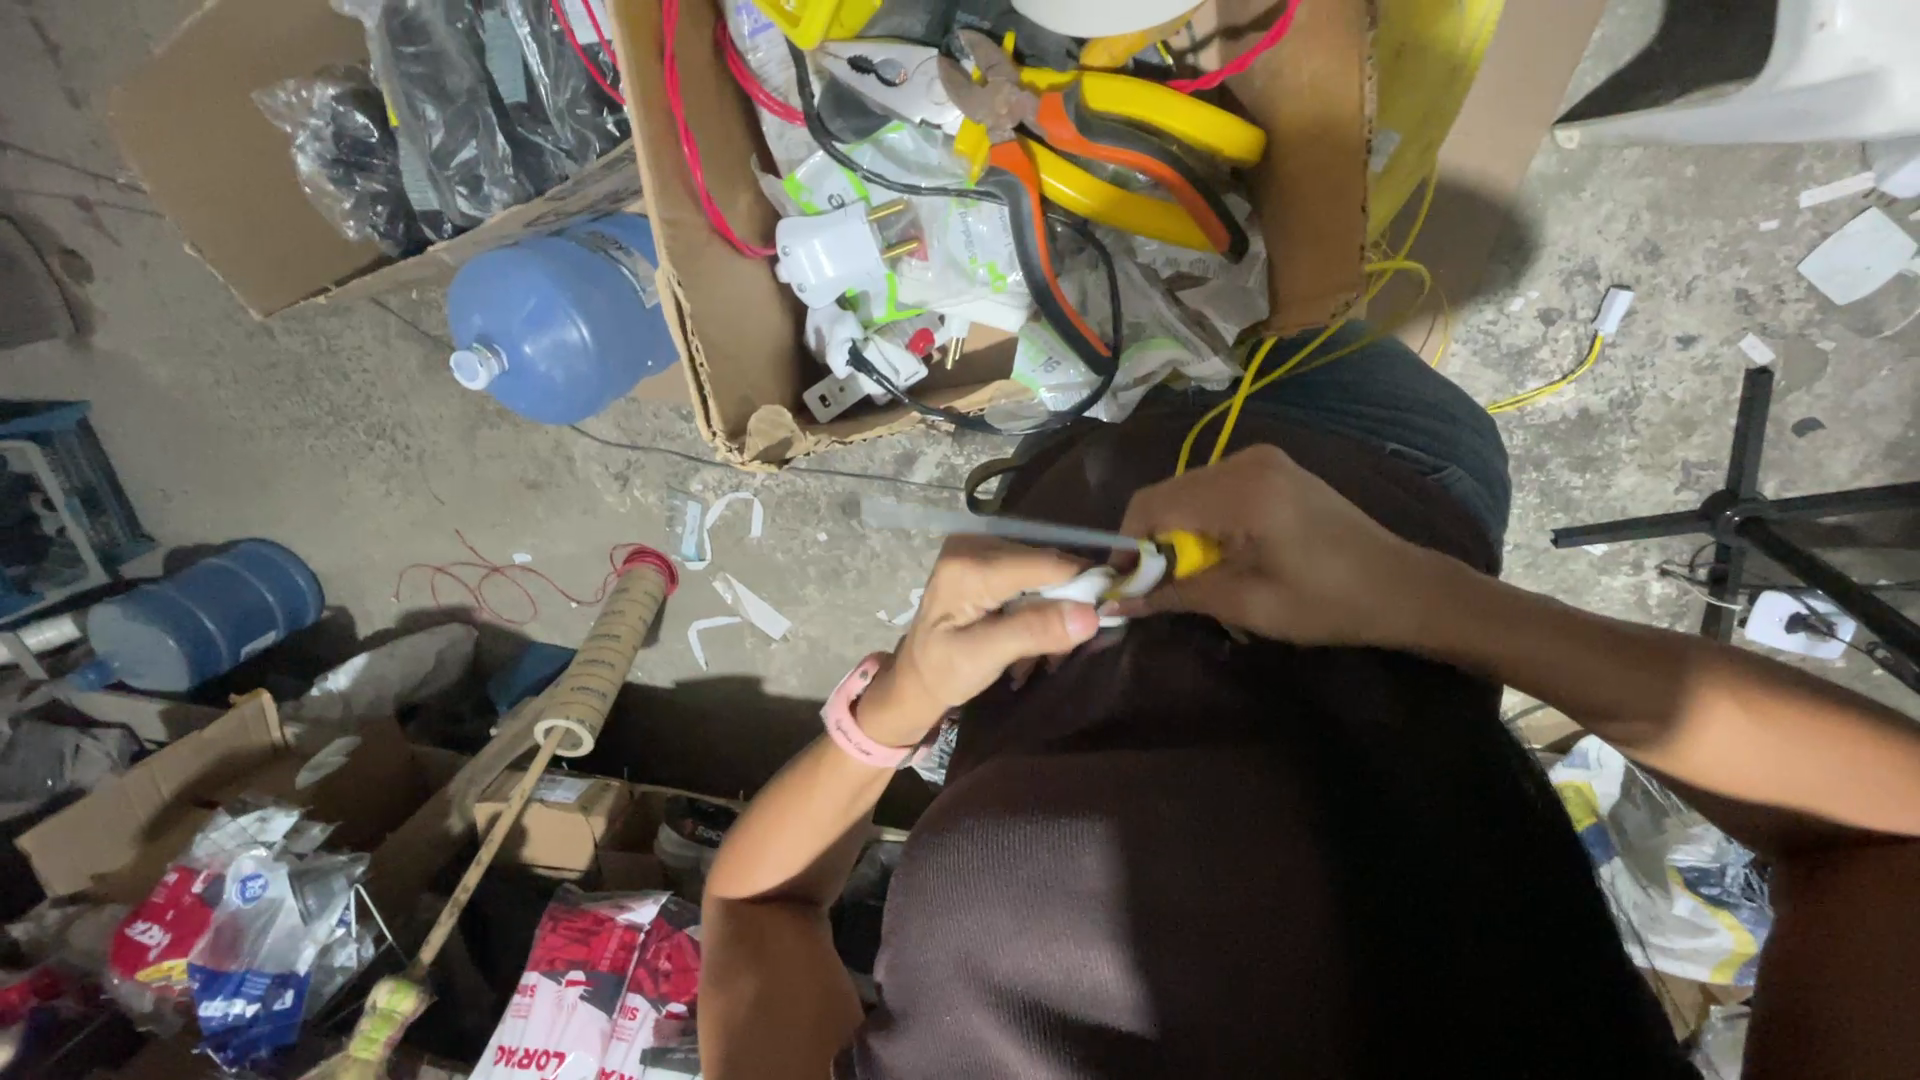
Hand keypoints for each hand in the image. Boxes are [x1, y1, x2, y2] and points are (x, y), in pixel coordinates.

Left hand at [859, 535, 1101, 745]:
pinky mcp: (984, 556)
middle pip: (1045, 562)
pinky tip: (1038, 620)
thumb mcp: (986, 657)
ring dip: (1057, 598)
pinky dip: (1042, 595)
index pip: (1045, 564)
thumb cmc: (944, 671)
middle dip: (1068, 597)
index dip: (1083, 584)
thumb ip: (1034, 632)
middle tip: (1078, 636)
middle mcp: (972, 545)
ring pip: (1042, 565)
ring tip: (1057, 635)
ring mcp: (977, 547)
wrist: (915, 676)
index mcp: (968, 567)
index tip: (1111, 610)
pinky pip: (1030, 569)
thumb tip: (1090, 614)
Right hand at [1108, 444, 1442, 646]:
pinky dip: (1196, 519)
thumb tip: (1119, 602)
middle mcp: (1245, 461)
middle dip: (1149, 540)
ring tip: (1187, 574)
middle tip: (1153, 585)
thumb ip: (1178, 594)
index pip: (1153, 505)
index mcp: (1243, 492)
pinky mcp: (1268, 467)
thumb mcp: (1248, 605)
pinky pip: (1209, 488)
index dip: (1127, 544)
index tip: (1123, 583)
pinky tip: (1214, 551)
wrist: (1401, 586)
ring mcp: (1259, 459)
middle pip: (1165, 493)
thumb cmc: (1329, 603)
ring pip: (1183, 490)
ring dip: (1172, 531)